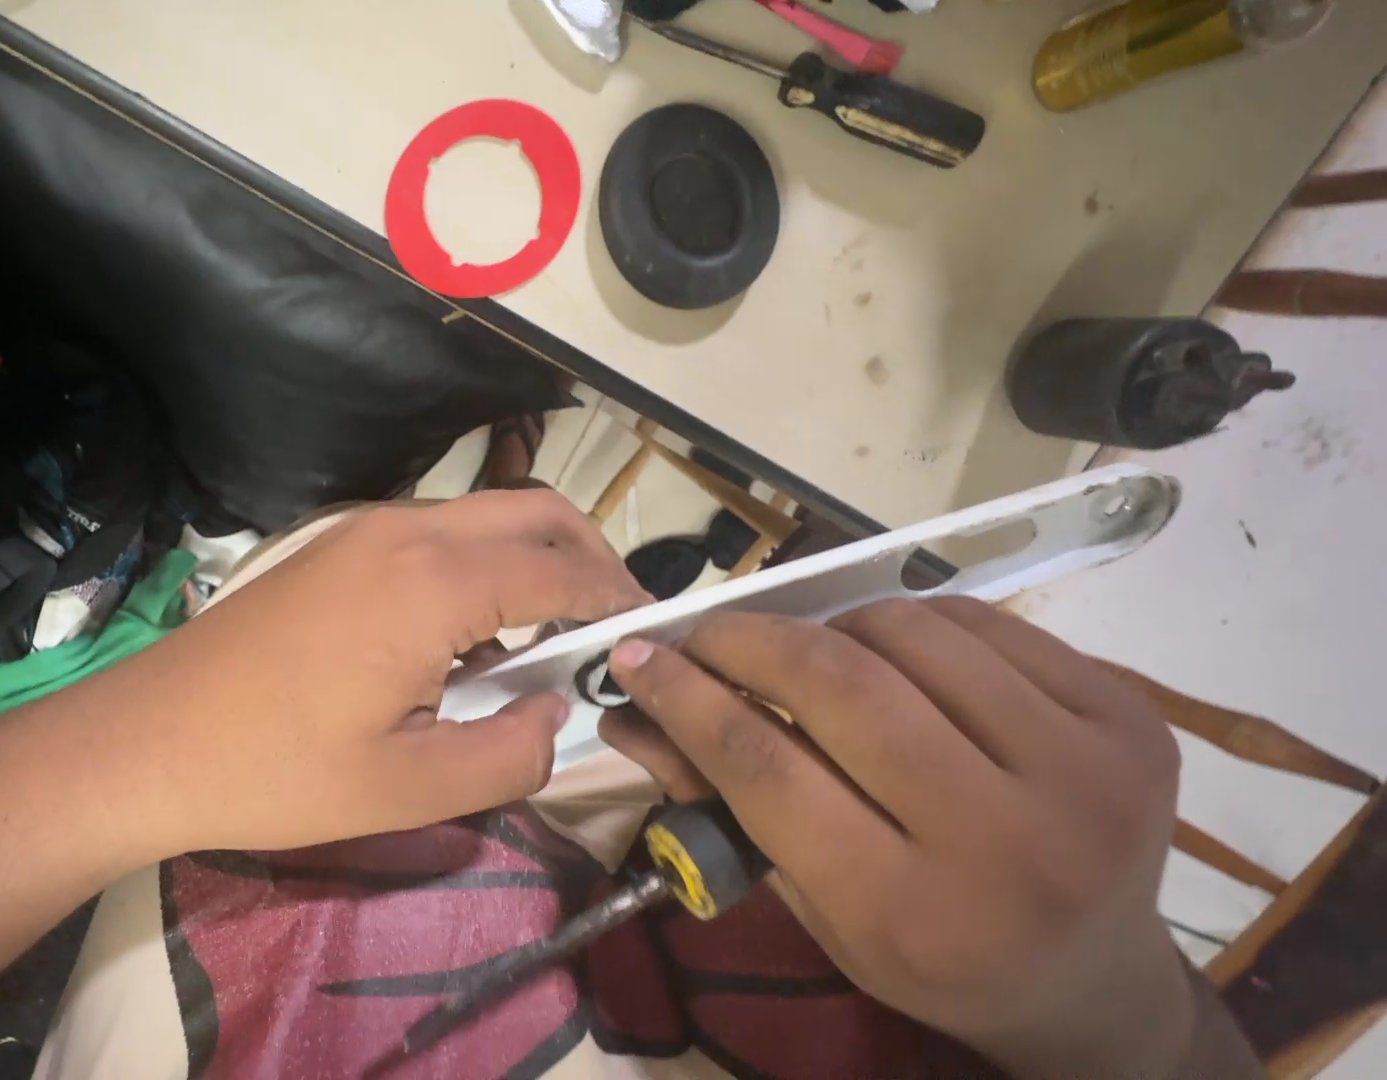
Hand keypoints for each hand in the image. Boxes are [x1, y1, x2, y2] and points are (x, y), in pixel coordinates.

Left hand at [90, 489, 650, 858]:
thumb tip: (556, 712)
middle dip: (588, 551)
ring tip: (553, 623)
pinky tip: (475, 623)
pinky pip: (439, 530)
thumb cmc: (279, 770)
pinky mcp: (338, 541)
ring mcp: (367, 527)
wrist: (153, 738)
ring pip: (484, 513)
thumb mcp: (410, 788)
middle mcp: (407, 529)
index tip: (648, 629)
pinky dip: (484, 558)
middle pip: (532, 509)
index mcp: (434, 582)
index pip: (560, 569)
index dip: (614, 597)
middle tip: (612, 614)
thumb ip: (509, 752)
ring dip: (533, 552)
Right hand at [601, 598, 1193, 1078]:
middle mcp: (1007, 840)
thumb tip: (631, 710)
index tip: (635, 655)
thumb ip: (717, 801)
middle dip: (745, 640)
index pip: (766, 767)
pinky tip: (886, 655)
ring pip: (904, 632)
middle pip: (838, 685)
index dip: (686, 697)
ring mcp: (1085, 769)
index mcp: (911, 911)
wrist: (1089, 981)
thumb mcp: (804, 902)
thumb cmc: (921, 951)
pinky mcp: (1128, 717)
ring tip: (803, 654)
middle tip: (703, 634)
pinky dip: (902, 621)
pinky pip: (974, 619)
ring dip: (825, 627)